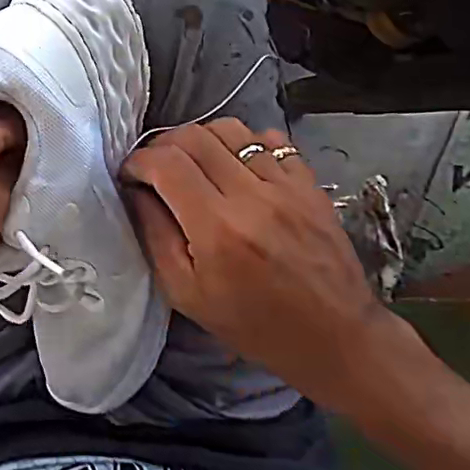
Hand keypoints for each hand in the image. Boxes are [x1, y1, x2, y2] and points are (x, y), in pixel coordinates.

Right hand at [121, 117, 409, 409]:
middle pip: (193, 137)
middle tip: (154, 169)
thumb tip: (135, 190)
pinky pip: (270, 141)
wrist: (339, 340)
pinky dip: (242, 144)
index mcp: (217, 229)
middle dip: (161, 146)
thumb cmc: (253, 324)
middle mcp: (253, 199)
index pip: (165, 163)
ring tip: (192, 164)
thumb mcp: (184, 293)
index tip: (130, 176)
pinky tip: (234, 168)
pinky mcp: (311, 186)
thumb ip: (153, 234)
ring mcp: (288, 188)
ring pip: (230, 130)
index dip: (137, 161)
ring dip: (200, 139)